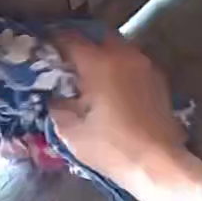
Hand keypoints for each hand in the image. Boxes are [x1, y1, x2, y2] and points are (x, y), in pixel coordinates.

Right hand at [49, 33, 187, 192]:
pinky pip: (132, 64)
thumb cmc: (109, 147)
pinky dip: (117, 68)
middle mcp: (124, 56)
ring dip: (101, 56)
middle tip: (66, 60)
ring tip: (87, 74)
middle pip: (97, 36)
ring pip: (118, 48)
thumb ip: (57, 104)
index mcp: (99, 63)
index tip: (43, 47)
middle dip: (80, 44)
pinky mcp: (158, 80)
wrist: (156, 164)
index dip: (53, 41)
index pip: (70, 39)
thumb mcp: (70, 129)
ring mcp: (145, 66)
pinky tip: (110, 88)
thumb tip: (54, 94)